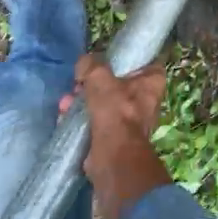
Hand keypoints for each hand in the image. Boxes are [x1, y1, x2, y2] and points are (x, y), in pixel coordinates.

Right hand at [64, 55, 172, 218]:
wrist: (113, 158)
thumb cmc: (116, 112)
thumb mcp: (101, 80)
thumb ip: (92, 66)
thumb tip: (84, 62)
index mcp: (152, 83)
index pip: (145, 64)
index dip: (127, 60)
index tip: (108, 60)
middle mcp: (146, 102)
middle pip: (118, 85)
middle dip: (94, 84)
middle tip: (78, 83)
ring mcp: (130, 122)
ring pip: (104, 104)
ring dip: (84, 101)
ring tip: (66, 102)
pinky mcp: (114, 139)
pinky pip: (96, 122)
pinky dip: (82, 119)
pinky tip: (65, 116)